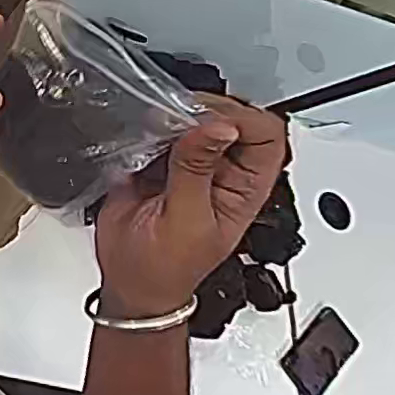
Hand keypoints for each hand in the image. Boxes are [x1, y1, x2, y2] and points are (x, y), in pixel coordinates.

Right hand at [94, 95, 286, 318]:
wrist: (128, 282)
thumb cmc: (164, 269)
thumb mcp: (186, 222)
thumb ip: (197, 171)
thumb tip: (219, 128)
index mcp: (244, 188)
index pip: (266, 136)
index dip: (244, 120)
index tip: (212, 122)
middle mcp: (221, 171)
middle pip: (231, 119)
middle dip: (206, 112)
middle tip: (179, 117)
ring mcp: (189, 164)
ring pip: (195, 119)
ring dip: (175, 116)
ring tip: (156, 126)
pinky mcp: (156, 160)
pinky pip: (160, 129)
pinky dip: (150, 125)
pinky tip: (141, 136)